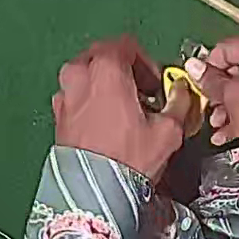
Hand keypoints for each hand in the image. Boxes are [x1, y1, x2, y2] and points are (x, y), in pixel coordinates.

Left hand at [51, 36, 191, 180]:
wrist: (93, 193)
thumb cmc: (129, 159)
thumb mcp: (167, 132)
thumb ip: (178, 104)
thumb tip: (181, 93)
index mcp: (106, 68)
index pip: (127, 45)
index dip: (146, 62)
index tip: (155, 85)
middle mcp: (79, 74)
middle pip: (103, 57)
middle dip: (123, 72)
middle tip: (140, 96)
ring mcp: (63, 96)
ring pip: (86, 77)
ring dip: (104, 87)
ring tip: (121, 112)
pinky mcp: (57, 118)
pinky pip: (76, 99)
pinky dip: (90, 104)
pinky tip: (104, 127)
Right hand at [184, 36, 238, 158]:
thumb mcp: (235, 98)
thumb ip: (213, 82)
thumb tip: (193, 66)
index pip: (225, 48)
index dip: (209, 68)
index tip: (199, 87)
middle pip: (236, 70)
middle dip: (218, 92)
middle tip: (208, 109)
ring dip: (227, 108)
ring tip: (216, 126)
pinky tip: (225, 135)